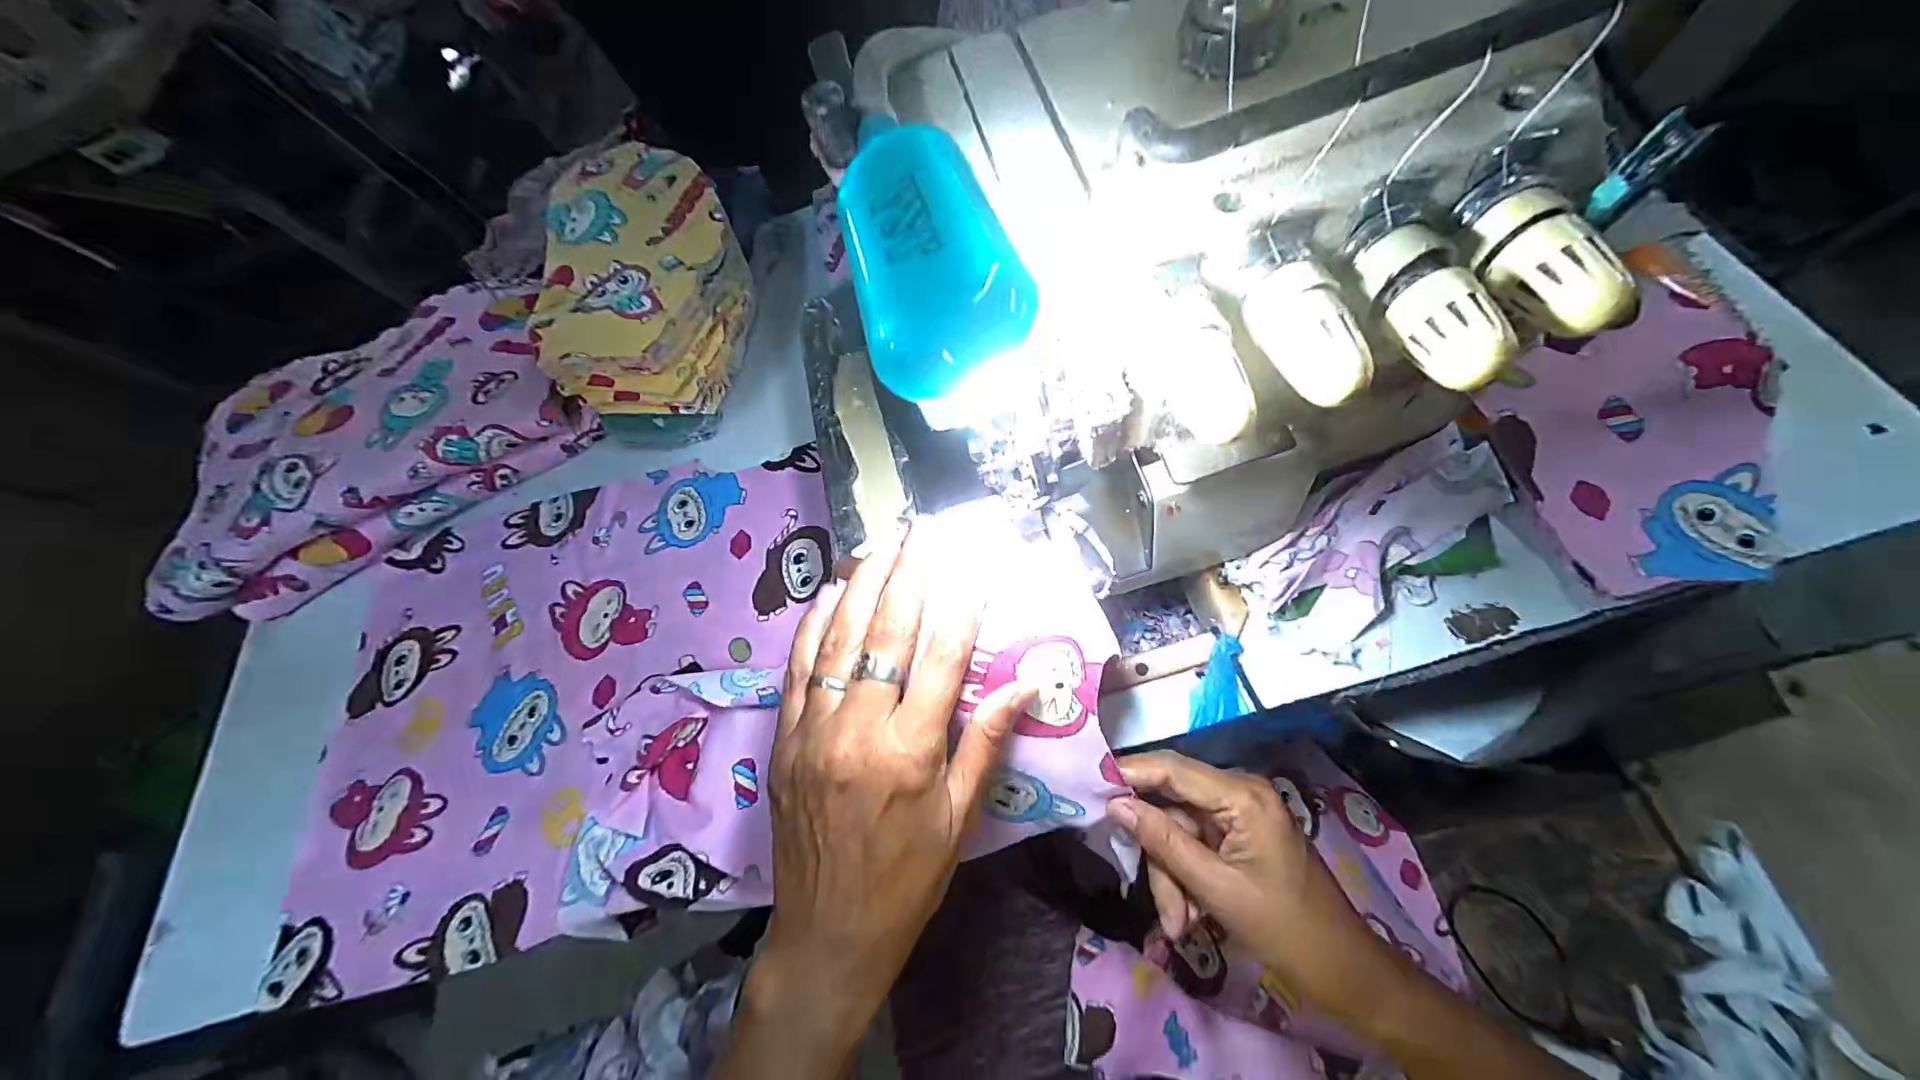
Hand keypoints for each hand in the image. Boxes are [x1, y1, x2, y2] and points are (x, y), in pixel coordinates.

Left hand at [718, 524, 1033, 1078]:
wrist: (827, 932)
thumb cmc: (906, 879)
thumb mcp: (959, 819)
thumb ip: (987, 743)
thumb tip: (1026, 685)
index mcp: (911, 753)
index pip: (941, 659)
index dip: (959, 606)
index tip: (970, 564)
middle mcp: (858, 730)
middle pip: (886, 634)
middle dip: (907, 575)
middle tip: (920, 532)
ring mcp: (813, 730)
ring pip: (837, 640)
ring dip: (860, 586)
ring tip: (879, 545)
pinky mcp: (783, 739)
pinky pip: (796, 668)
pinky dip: (812, 625)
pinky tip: (827, 593)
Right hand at [1112, 752, 1579, 1079]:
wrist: (1347, 971)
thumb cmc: (1286, 928)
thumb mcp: (1216, 888)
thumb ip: (1162, 840)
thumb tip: (1114, 804)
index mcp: (1241, 794)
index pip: (1170, 768)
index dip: (1128, 774)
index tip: (1091, 789)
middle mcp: (1238, 792)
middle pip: (1171, 806)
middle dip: (1159, 855)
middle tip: (1161, 906)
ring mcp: (1239, 814)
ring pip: (1178, 831)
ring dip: (1172, 877)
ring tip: (1180, 924)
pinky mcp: (1239, 835)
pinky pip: (1195, 845)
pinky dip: (1186, 879)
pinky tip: (1189, 916)